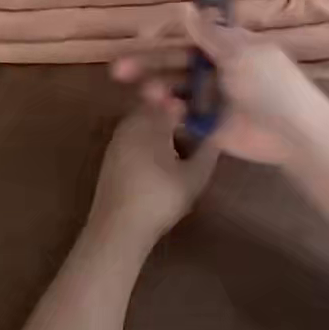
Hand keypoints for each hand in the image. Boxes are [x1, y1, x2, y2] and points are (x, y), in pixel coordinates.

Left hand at [87, 104, 217, 246]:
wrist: (117, 230)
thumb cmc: (160, 199)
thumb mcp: (195, 176)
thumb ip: (209, 149)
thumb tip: (217, 132)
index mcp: (151, 120)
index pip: (175, 99)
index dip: (194, 105)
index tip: (207, 118)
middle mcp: (132, 122)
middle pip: (159, 107)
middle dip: (178, 116)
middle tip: (197, 133)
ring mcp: (118, 138)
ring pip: (146, 121)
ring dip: (164, 129)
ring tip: (182, 150)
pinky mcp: (111, 156)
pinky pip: (136, 136)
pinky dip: (151, 141)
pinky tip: (161, 163)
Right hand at [109, 9, 328, 165]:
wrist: (292, 132)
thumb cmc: (270, 84)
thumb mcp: (239, 53)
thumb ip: (208, 34)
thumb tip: (184, 7)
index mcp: (228, 45)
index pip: (191, 32)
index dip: (166, 31)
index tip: (143, 34)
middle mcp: (216, 68)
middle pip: (176, 60)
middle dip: (149, 61)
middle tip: (119, 68)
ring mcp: (211, 97)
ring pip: (175, 87)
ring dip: (156, 86)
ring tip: (146, 92)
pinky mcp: (208, 124)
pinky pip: (183, 114)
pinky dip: (171, 110)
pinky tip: (166, 109)